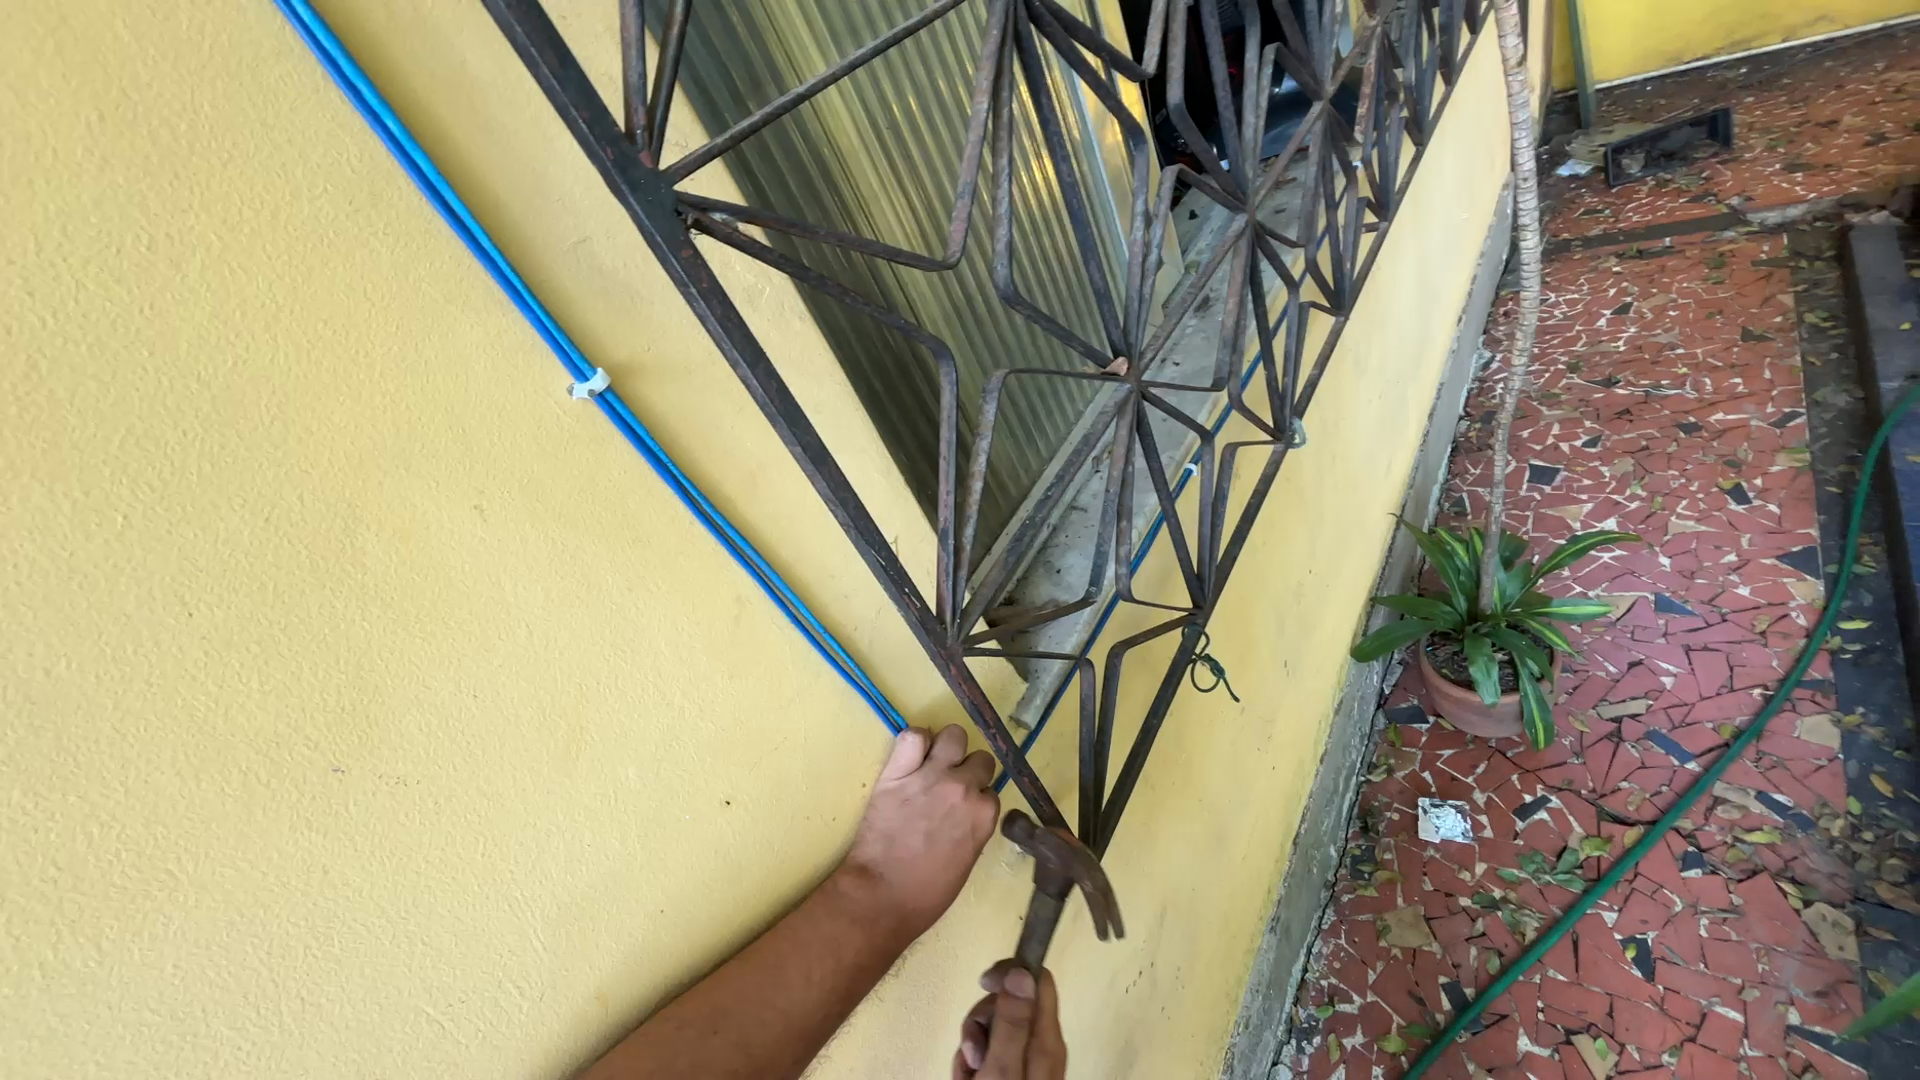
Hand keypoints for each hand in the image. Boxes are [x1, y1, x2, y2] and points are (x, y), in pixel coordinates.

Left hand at [834, 725, 997, 939]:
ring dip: (947, 747)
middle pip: (980, 758)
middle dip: (968, 770)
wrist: (882, 896)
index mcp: (985, 814)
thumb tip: (966, 812)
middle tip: (949, 786)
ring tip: (932, 763)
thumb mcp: (967, 860)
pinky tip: (909, 757)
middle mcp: (964, 787)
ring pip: (954, 734)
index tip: (962, 808)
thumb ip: (973, 828)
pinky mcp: (898, 771)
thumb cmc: (927, 892)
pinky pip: (913, 735)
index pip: (990, 790)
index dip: (976, 797)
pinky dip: (914, 741)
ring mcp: (931, 775)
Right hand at [953, 965, 1065, 1079]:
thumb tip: (1020, 970)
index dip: (1008, 972)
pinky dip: (974, 1061)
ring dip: (973, 1044)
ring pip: (994, 1026)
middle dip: (981, 1019)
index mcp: (1046, 1036)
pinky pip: (991, 1050)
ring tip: (969, 1071)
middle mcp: (1042, 1042)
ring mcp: (1028, 1057)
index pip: (1037, 978)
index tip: (983, 984)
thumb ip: (1012, 1021)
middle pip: (1009, 1002)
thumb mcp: (1003, 1067)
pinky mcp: (1016, 1071)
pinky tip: (969, 1078)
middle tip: (973, 1050)